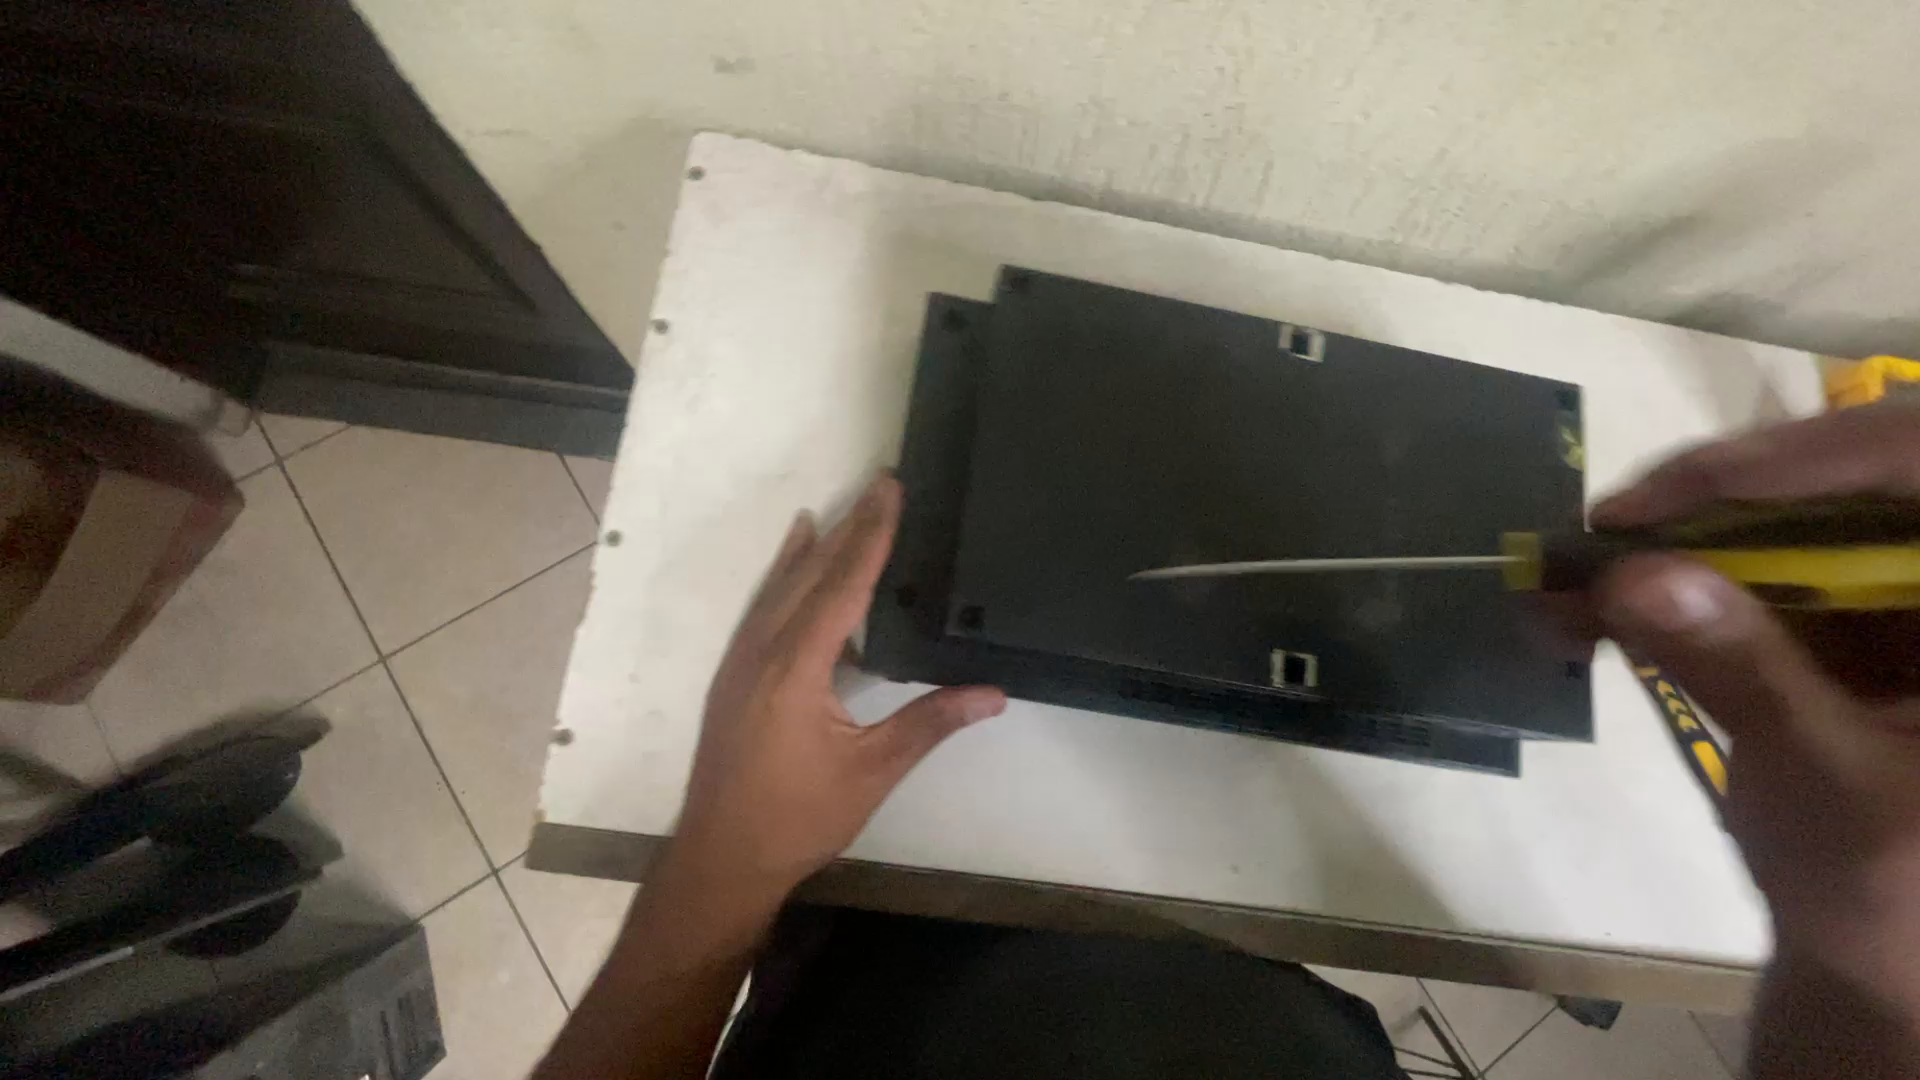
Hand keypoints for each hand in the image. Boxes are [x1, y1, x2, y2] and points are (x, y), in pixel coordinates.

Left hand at [669, 473, 1006, 895]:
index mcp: (797, 668)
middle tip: (880, 484)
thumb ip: (929, 723)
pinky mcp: (735, 673)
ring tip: (845, 507)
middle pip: (812, 574)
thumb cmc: (796, 820)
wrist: (719, 860)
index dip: (871, 536)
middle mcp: (764, 650)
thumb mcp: (870, 772)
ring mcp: (742, 660)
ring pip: (783, 585)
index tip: (890, 492)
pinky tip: (793, 556)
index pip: (843, 586)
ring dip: (817, 545)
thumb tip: (994, 694)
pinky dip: (784, 572)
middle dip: (850, 527)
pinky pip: (764, 606)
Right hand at [1587, 404, 1919, 1007]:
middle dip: (1705, 509)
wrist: (1892, 965)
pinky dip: (1650, 595)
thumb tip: (1629, 575)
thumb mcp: (1835, 789)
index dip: (1801, 462)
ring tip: (1561, 585)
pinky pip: (1738, 580)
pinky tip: (1577, 616)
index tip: (1663, 499)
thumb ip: (1744, 674)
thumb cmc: (1904, 900)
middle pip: (1845, 487)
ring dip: (1658, 555)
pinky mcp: (1836, 629)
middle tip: (1597, 538)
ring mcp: (1900, 607)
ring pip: (1777, 531)